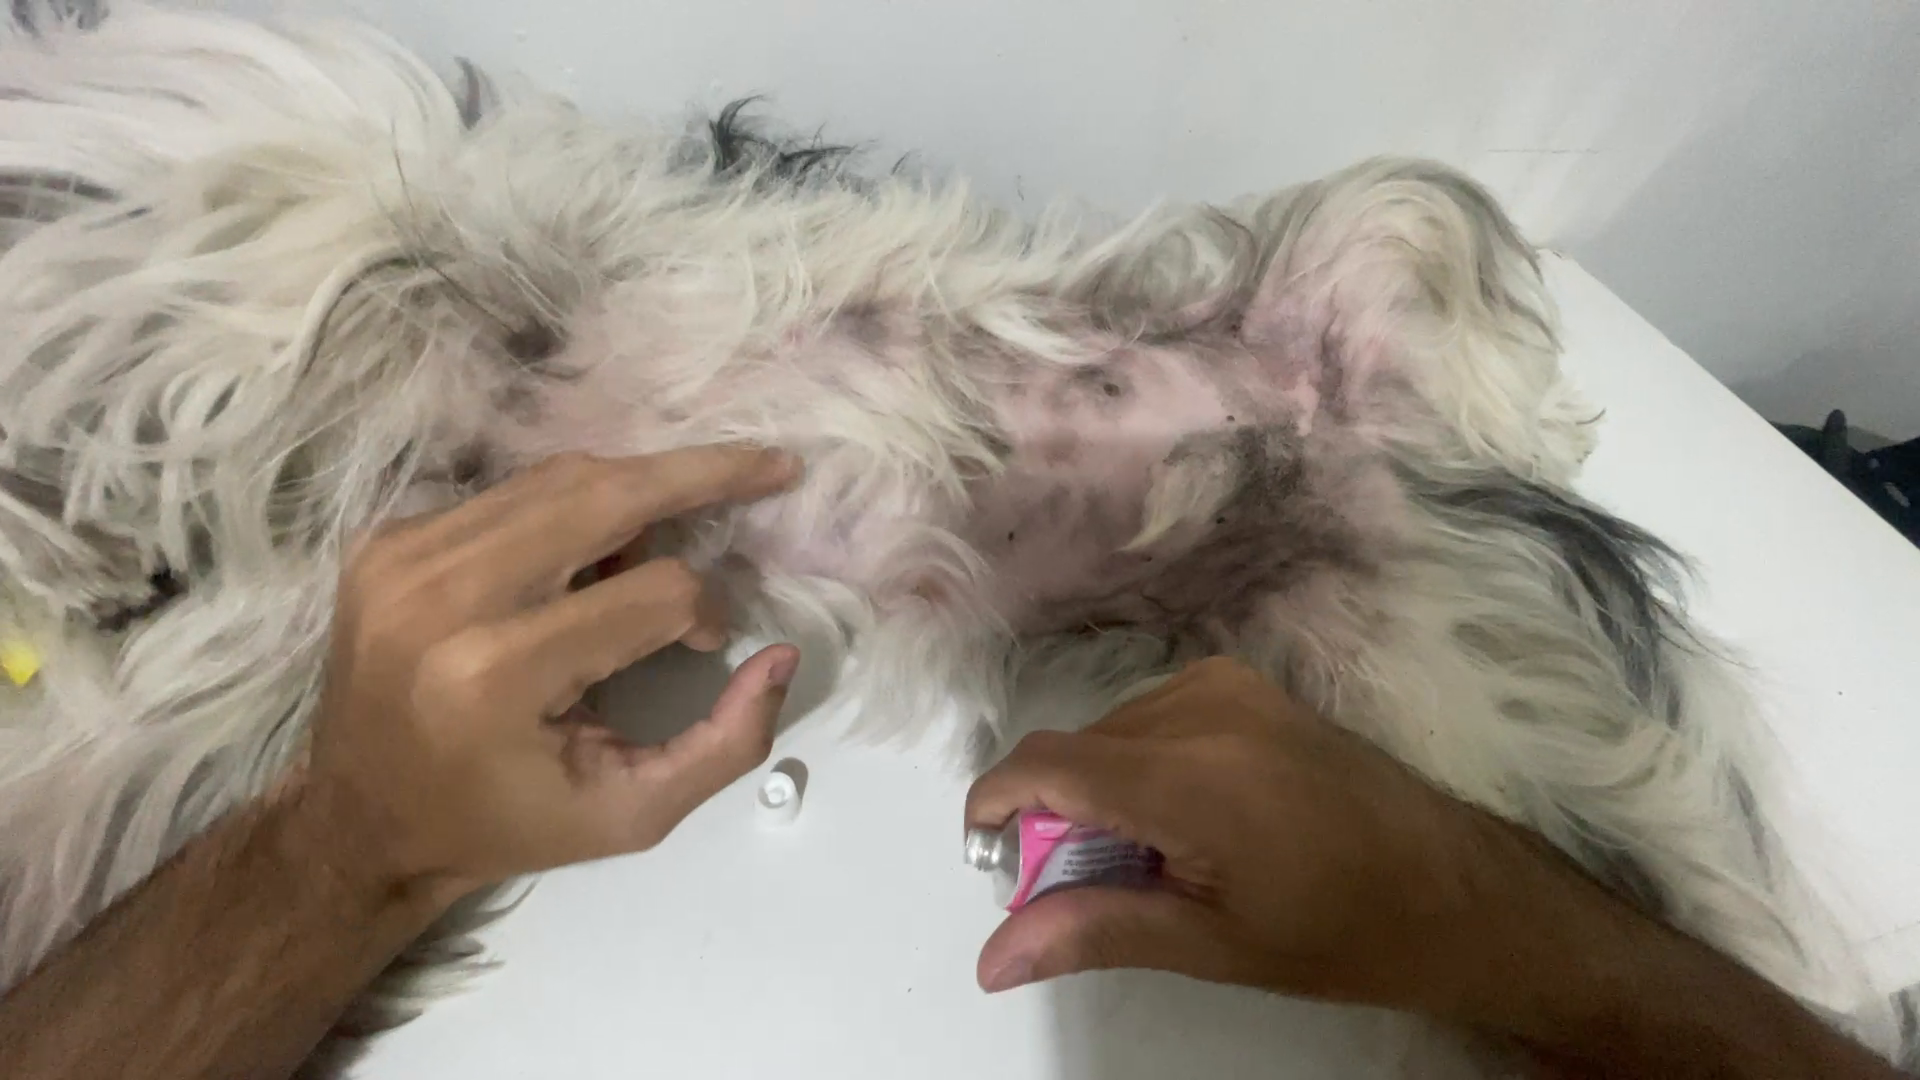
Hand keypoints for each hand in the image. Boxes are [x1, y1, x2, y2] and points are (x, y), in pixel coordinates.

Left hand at [302, 446, 802, 900]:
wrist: (358, 824)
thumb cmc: (508, 822)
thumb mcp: (636, 814)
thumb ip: (729, 743)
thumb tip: (782, 654)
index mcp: (498, 674)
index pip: (654, 593)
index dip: (708, 611)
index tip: (710, 644)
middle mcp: (444, 596)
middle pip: (610, 496)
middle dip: (707, 473)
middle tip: (773, 465)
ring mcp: (406, 555)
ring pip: (569, 477)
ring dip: (649, 483)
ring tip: (692, 509)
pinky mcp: (390, 539)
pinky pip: (523, 490)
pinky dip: (588, 500)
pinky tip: (609, 539)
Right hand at [964, 656, 1488, 1001]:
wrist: (1453, 884)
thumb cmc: (1336, 931)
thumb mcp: (1208, 944)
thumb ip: (1092, 931)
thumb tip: (990, 959)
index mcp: (1190, 776)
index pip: (1048, 763)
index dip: (996, 801)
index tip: (987, 851)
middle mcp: (1198, 706)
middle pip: (1076, 749)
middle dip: (1056, 812)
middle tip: (1087, 880)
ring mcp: (1221, 682)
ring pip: (1108, 730)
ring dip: (1097, 786)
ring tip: (1147, 849)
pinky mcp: (1237, 679)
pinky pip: (1147, 713)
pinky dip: (1134, 759)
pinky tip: (1180, 805)